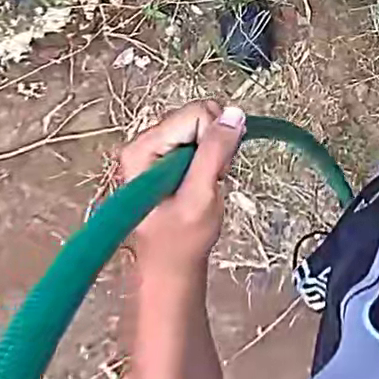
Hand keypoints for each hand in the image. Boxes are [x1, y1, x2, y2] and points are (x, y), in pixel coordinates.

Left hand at [118, 101, 246, 273]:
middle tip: (212, 175)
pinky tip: (207, 175)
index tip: (213, 169)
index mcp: (142, 149)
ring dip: (217, 147)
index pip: (195, 114)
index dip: (214, 137)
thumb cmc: (182, 240)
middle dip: (216, 140)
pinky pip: (205, 132)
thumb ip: (214, 153)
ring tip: (209, 178)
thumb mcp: (201, 196)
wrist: (173, 266)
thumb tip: (235, 113)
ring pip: (205, 120)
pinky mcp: (171, 150)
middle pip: (200, 113)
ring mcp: (158, 145)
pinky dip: (214, 151)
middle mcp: (146, 140)